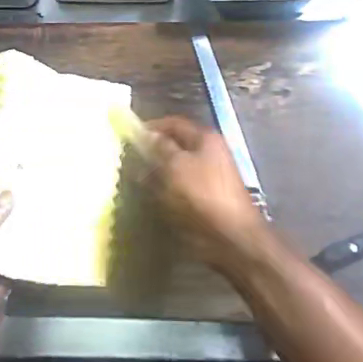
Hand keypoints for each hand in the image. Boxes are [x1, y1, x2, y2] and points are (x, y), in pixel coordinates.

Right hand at [139, 116, 269, 270]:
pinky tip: (154, 198)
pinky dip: (169, 190)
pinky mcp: (209, 197)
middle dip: (154, 152)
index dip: (151, 127)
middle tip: (131, 160)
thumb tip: (148, 134)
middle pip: (177, 145)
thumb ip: (160, 147)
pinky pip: (183, 187)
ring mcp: (212, 176)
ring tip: (138, 181)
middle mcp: (211, 152)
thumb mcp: (175, 166)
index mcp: (205, 138)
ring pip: (178, 167)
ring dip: (159, 173)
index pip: (174, 123)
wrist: (232, 238)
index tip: (130, 136)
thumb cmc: (201, 195)